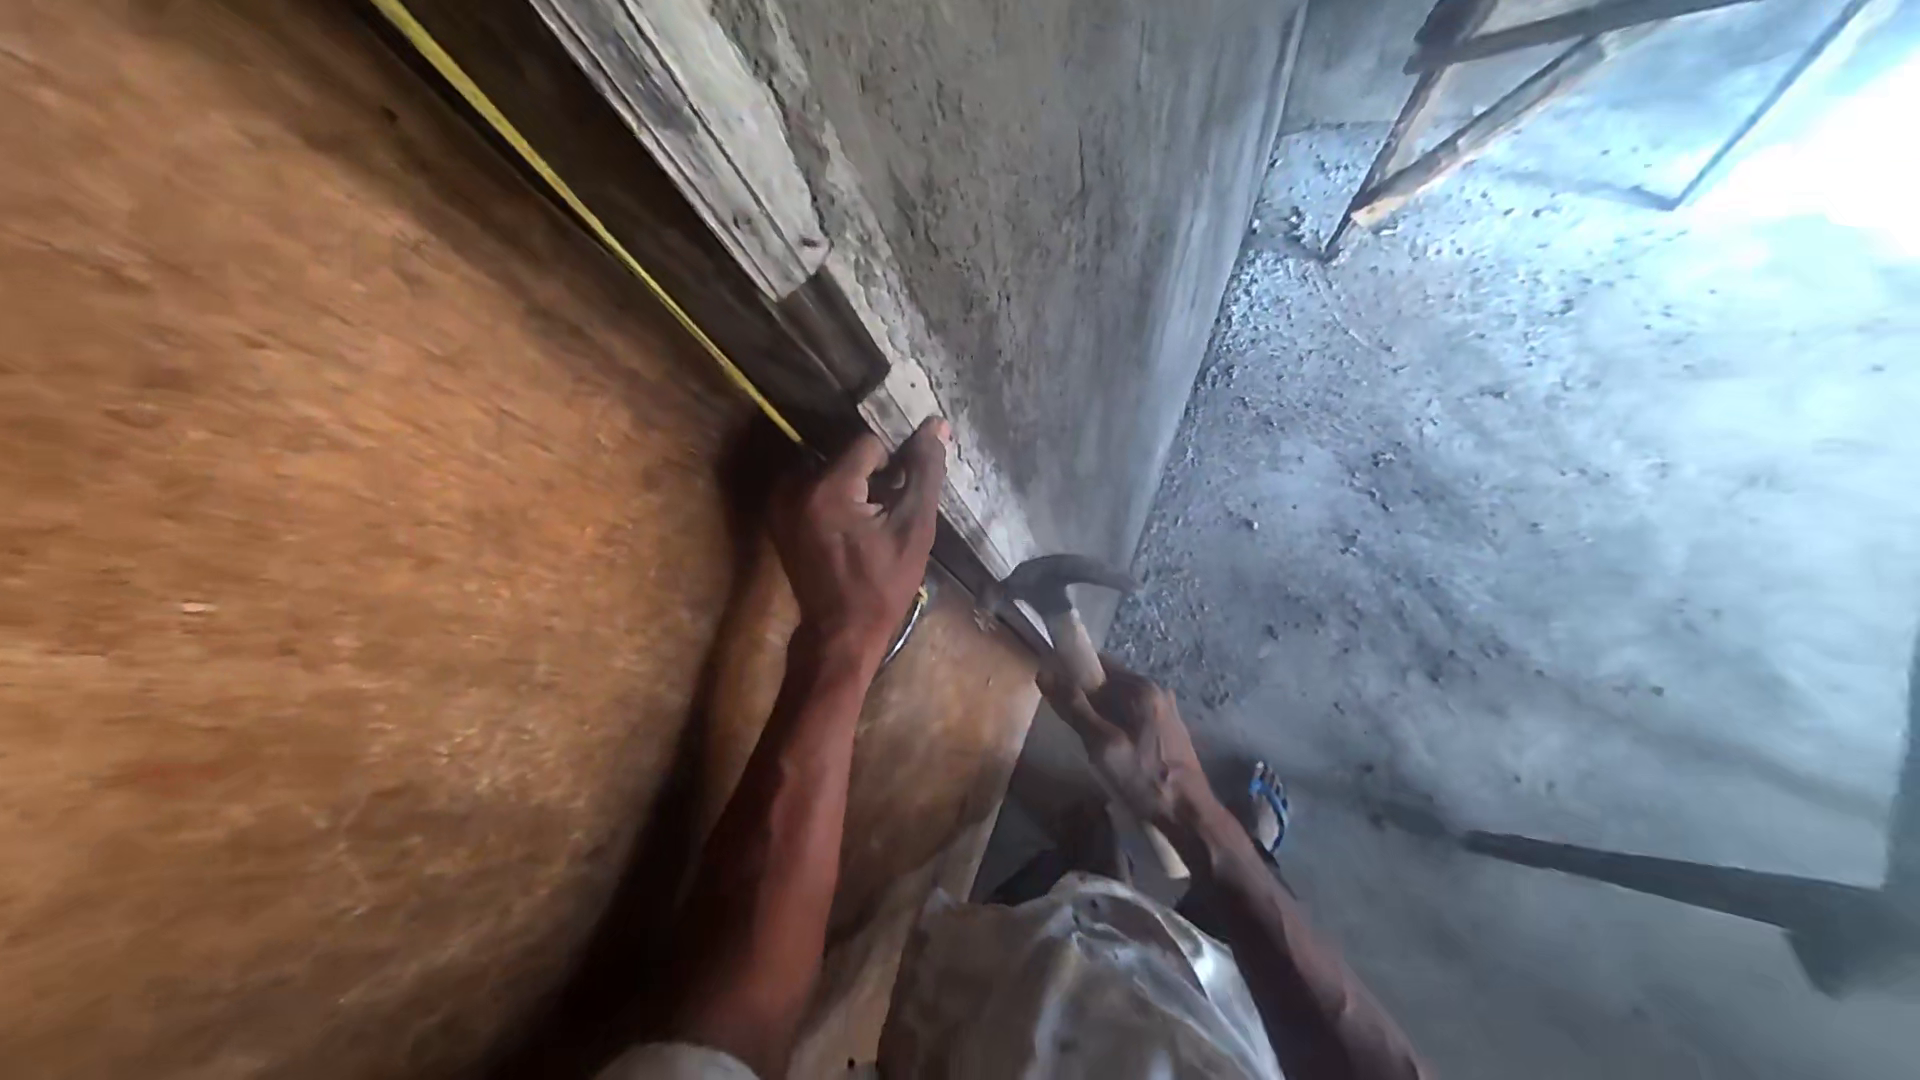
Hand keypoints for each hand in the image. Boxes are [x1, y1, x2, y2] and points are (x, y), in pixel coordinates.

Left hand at [770, 417, 948, 664]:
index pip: (869, 443)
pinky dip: (837, 498)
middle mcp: (794, 486)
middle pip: (847, 455)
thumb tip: (936, 425)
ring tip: (873, 522)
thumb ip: (925, 472)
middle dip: (874, 474)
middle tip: (889, 511)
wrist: (840, 631)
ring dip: (856, 485)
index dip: (895, 462)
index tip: (904, 493)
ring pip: (832, 470)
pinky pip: (815, 489)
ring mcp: (780, 502)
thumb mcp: (914, 528)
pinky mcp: (778, 517)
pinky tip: (852, 528)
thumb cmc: (883, 584)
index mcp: (827, 487)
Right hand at [1038, 657, 1214, 831]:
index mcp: (1141, 687)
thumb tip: (1045, 673)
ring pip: (1121, 700)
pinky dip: (1118, 724)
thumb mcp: (1102, 745)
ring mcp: (1166, 709)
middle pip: (1110, 681)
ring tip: (1093, 743)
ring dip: (1102, 714)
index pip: (1098, 663)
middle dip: (1088, 698)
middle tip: (1075, 727)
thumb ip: (1074, 708)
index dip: (1073, 674)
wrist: (1190, 817)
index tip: (1058, 696)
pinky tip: (1114, 750)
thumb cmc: (1144, 780)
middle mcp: (1157, 690)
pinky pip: (1133, 714)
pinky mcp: (1169, 727)